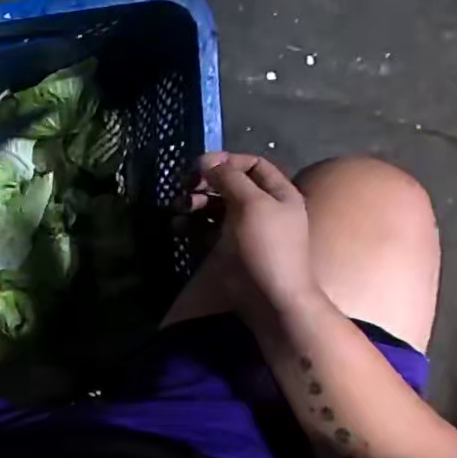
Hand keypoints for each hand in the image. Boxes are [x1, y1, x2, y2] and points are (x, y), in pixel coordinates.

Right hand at [194, 152, 318, 309]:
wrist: (269, 296)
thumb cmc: (266, 245)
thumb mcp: (252, 204)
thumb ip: (230, 178)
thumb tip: (208, 163)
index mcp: (278, 193)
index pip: (253, 165)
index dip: (227, 160)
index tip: (201, 164)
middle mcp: (261, 208)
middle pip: (229, 184)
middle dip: (205, 181)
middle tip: (185, 184)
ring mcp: (242, 229)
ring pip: (214, 206)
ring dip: (194, 202)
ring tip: (180, 207)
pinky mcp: (225, 248)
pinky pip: (204, 229)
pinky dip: (190, 224)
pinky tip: (178, 226)